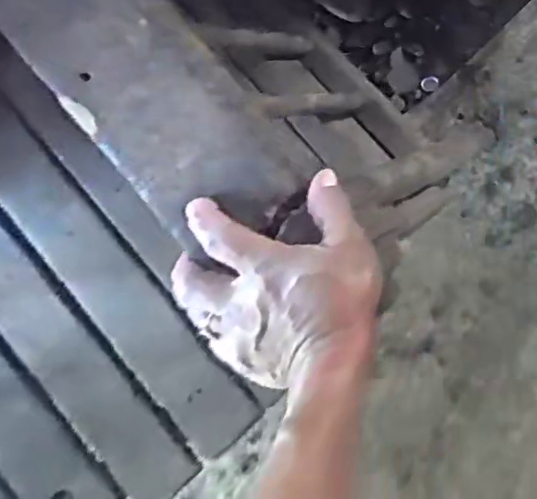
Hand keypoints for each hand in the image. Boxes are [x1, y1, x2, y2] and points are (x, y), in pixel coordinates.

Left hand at [171, 169, 381, 388]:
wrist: (331, 359)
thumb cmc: (343, 295)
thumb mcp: (349, 245)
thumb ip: (333, 211)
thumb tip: (322, 177)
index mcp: (261, 265)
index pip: (224, 238)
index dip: (206, 221)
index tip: (193, 208)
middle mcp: (235, 297)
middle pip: (193, 283)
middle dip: (186, 268)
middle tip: (189, 260)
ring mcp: (232, 332)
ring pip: (197, 314)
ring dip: (193, 300)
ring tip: (201, 293)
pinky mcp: (237, 359)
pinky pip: (215, 339)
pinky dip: (213, 328)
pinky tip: (224, 329)